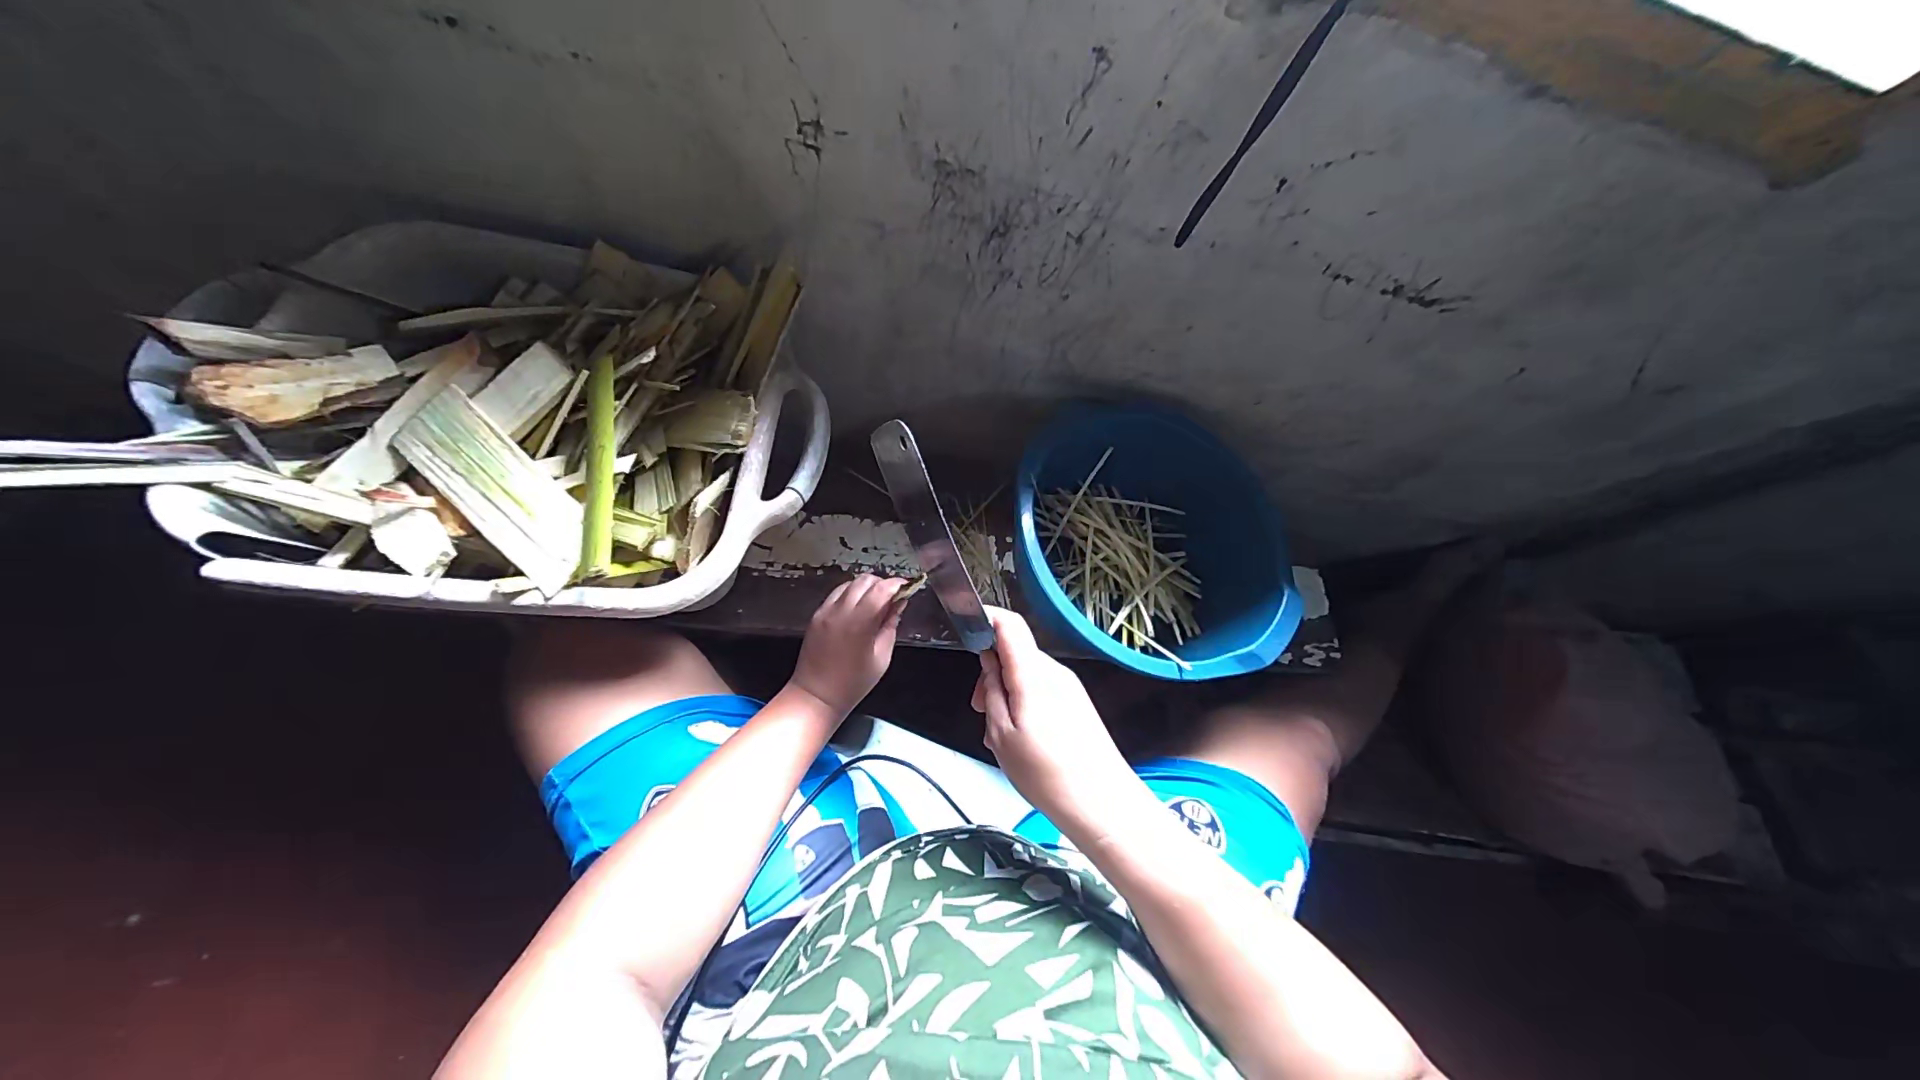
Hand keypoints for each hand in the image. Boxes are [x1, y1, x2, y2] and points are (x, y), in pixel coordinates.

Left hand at [789, 574, 908, 715]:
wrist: (816, 695)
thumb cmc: (853, 683)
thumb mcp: (881, 657)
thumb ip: (890, 626)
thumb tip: (899, 604)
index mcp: (860, 622)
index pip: (882, 589)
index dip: (898, 584)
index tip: (907, 588)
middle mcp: (841, 611)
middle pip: (865, 580)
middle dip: (882, 584)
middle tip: (893, 597)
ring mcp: (826, 611)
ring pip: (849, 583)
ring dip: (866, 587)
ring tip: (876, 603)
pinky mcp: (817, 615)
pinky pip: (836, 594)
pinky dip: (851, 594)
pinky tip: (858, 608)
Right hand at [972, 607, 1138, 830]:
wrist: (1102, 804)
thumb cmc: (1052, 776)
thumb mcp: (1002, 734)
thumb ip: (992, 690)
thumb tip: (987, 661)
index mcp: (1034, 675)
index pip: (1010, 624)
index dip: (986, 619)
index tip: (969, 629)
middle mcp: (1056, 674)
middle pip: (1015, 652)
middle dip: (991, 675)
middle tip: (981, 709)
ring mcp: (1069, 688)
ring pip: (1026, 674)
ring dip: (1006, 695)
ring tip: (1000, 735)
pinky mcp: (1076, 703)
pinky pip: (1041, 690)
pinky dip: (1023, 705)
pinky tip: (1020, 739)